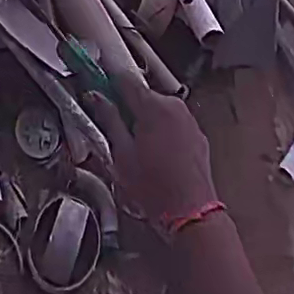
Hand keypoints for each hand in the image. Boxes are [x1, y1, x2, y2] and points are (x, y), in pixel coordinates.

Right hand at [84, 73, 217, 225]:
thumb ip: (108, 119)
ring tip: (138, 149)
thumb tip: (96, 98)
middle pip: (143, 94)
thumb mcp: (122, 154)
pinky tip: (156, 155)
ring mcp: (188, 119)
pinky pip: (174, 123)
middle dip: (128, 107)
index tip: (99, 87)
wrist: (191, 214)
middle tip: (116, 130)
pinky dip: (163, 131)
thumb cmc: (155, 189)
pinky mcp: (197, 133)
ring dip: (146, 120)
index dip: (109, 81)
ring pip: (159, 109)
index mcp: (152, 106)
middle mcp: (173, 106)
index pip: (125, 79)